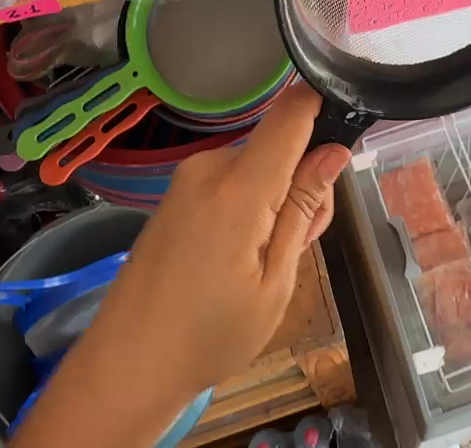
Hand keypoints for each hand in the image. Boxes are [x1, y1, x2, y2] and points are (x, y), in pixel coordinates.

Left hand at [75, 81, 350, 397]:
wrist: (126, 363)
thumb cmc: (209, 334)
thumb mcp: (275, 282)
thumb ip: (303, 209)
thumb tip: (333, 150)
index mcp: (237, 188)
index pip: (289, 113)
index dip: (322, 107)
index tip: (343, 136)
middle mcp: (210, 166)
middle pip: (279, 145)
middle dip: (303, 184)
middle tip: (299, 245)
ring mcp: (189, 176)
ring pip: (259, 164)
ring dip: (276, 199)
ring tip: (265, 262)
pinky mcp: (178, 190)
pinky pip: (232, 178)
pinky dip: (250, 204)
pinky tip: (239, 254)